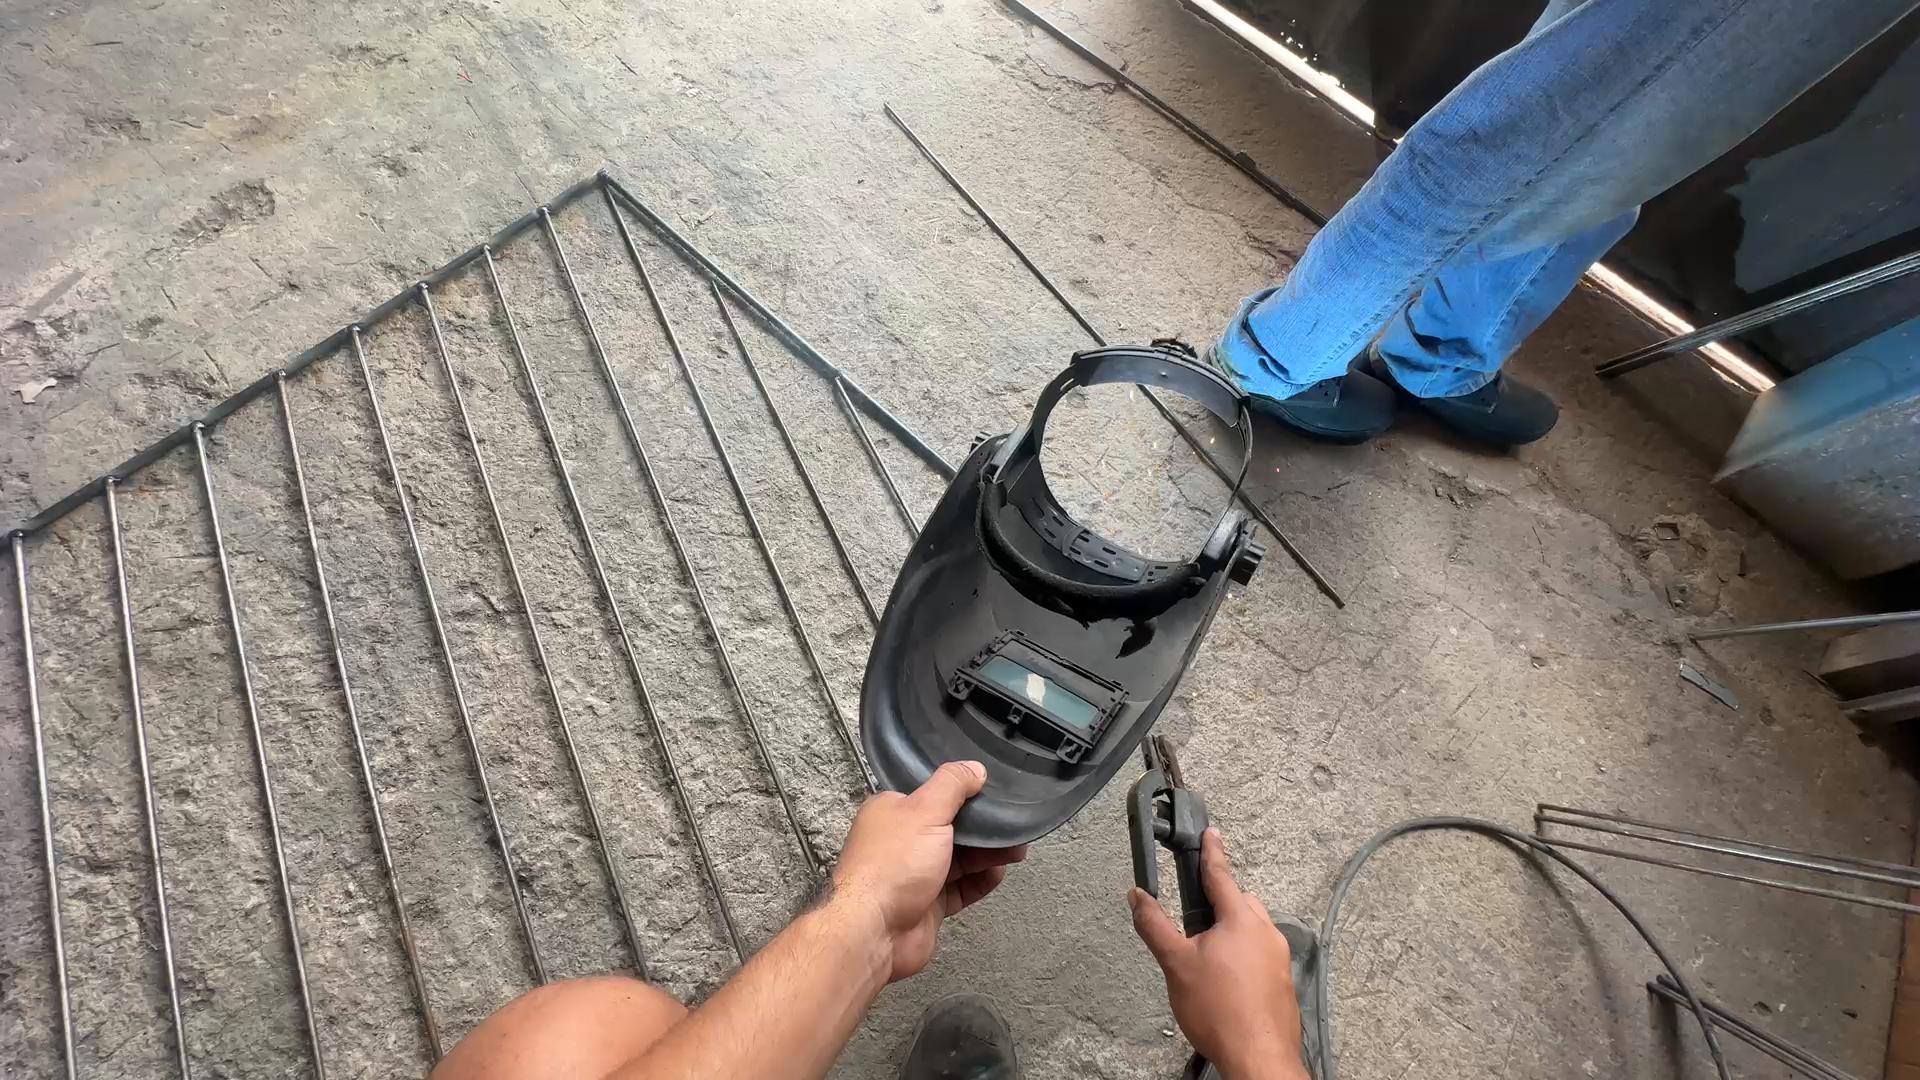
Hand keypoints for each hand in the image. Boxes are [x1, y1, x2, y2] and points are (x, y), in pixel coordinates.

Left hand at [829, 761, 1027, 981]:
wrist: (875, 932)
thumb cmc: (894, 862)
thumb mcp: (925, 811)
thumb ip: (952, 785)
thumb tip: (975, 768)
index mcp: (893, 810)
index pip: (931, 793)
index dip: (961, 790)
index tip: (991, 788)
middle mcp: (903, 840)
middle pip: (950, 826)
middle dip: (983, 825)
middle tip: (1014, 821)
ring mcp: (916, 873)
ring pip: (960, 857)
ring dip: (988, 852)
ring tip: (1018, 848)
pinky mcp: (929, 903)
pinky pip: (961, 887)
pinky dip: (981, 879)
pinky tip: (1000, 871)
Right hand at [1130, 828, 1307, 1079]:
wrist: (1259, 1062)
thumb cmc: (1220, 1010)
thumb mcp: (1176, 963)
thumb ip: (1154, 925)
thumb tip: (1137, 896)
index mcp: (1241, 919)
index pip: (1221, 874)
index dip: (1213, 851)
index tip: (1212, 832)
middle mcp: (1265, 933)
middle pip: (1241, 901)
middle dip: (1222, 899)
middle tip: (1198, 914)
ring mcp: (1279, 960)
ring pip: (1253, 929)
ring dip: (1233, 929)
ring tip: (1208, 954)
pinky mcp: (1284, 984)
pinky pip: (1262, 954)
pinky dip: (1244, 955)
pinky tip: (1227, 979)